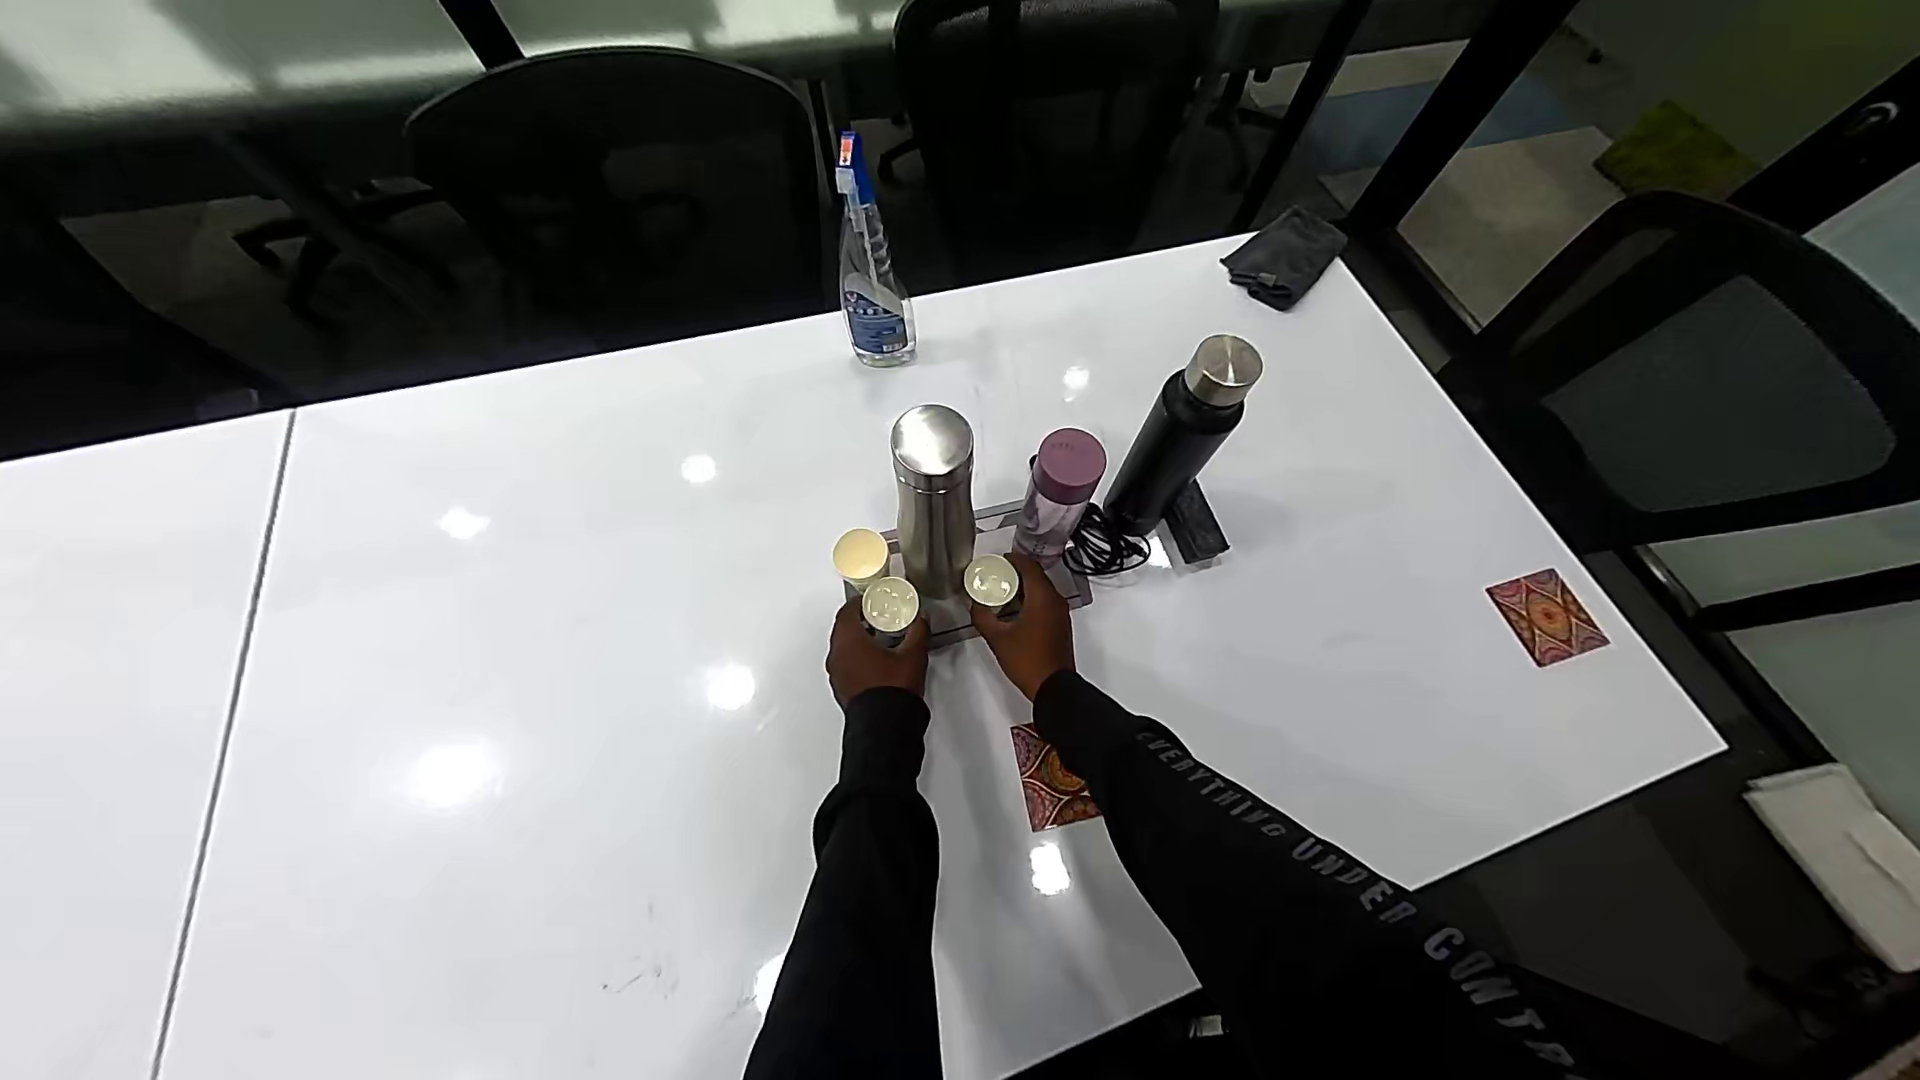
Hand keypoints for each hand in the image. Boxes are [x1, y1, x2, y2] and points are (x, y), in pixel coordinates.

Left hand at [827, 597, 929, 706]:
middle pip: (842, 628)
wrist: (884, 726)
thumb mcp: (913, 654)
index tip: (868, 599)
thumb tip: (921, 620)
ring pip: (842, 647)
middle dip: (858, 620)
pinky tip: (874, 661)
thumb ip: (918, 631)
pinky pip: (845, 664)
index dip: (858, 602)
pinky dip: (855, 657)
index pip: (846, 612)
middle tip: (874, 616)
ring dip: (856, 639)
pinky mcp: (841, 688)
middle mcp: (837, 656)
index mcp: (849, 641)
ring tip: (877, 638)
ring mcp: (837, 674)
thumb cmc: (892, 690)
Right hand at [970, 552, 1074, 700]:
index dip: (1014, 559)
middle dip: (1017, 572)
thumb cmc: (1027, 660)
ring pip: (1042, 589)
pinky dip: (1032, 598)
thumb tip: (975, 605)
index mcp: (1042, 598)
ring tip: (1003, 590)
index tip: (999, 560)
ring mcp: (1061, 613)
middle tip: (997, 574)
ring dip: (1024, 586)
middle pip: (1037, 576)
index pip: (1030, 567)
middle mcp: (1056, 601)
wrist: (1053, 687)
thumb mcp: (997, 638)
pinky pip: (1046, 602)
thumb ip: (982, 617)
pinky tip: (1015, 608)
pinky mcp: (1061, 624)